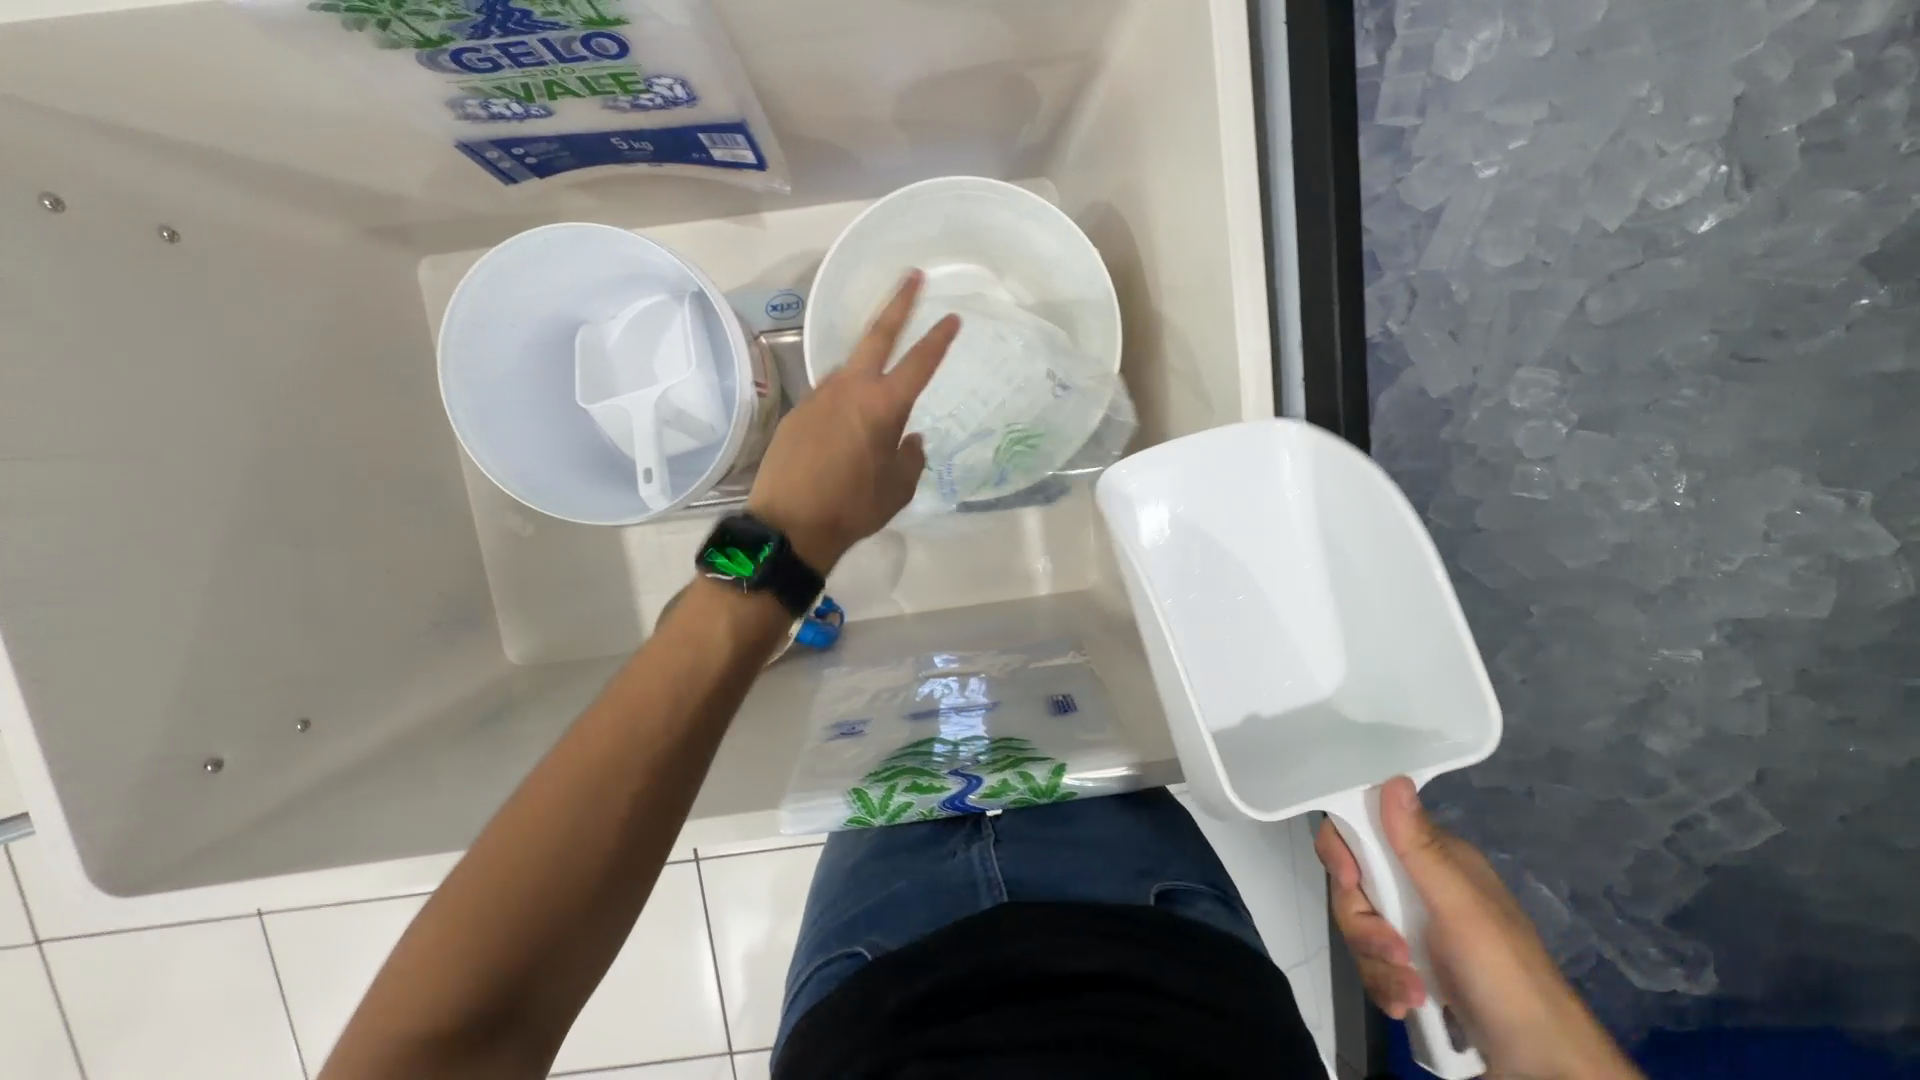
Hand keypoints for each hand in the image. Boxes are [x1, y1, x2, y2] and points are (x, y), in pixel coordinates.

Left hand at [746, 271, 957, 572]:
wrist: (789, 525)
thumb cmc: (853, 509)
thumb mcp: (897, 489)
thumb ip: (910, 458)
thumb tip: (910, 439)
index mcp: (883, 406)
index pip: (919, 362)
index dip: (938, 338)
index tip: (952, 317)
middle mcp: (850, 389)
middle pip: (877, 334)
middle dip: (898, 303)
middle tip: (912, 277)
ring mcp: (818, 396)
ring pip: (848, 370)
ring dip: (865, 369)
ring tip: (875, 396)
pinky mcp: (796, 412)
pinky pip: (828, 398)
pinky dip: (842, 403)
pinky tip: (842, 429)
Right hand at [1315, 777, 1641, 1079]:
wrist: (1540, 1062)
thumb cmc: (1505, 974)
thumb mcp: (1461, 907)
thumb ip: (1420, 847)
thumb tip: (1392, 778)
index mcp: (1435, 861)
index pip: (1366, 832)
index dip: (1345, 852)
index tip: (1350, 881)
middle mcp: (1421, 888)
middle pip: (1353, 887)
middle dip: (1365, 925)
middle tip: (1396, 951)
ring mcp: (1415, 930)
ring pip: (1358, 928)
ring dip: (1378, 964)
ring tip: (1413, 993)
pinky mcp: (1411, 968)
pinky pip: (1370, 963)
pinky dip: (1385, 985)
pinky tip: (1409, 1004)